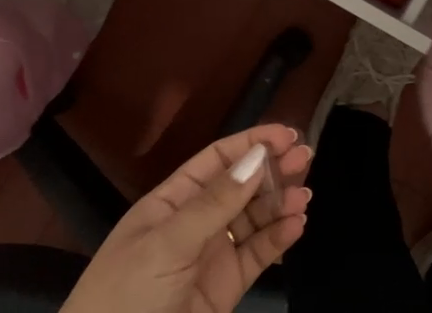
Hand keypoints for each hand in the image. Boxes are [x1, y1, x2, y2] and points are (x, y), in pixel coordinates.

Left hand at [61, 125, 313, 312]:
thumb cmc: (125, 297)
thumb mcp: (165, 246)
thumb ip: (214, 203)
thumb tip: (257, 155)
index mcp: (169, 204)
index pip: (216, 161)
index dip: (251, 143)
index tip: (286, 135)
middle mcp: (193, 224)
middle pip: (241, 186)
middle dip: (273, 169)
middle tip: (305, 158)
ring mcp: (212, 256)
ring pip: (255, 218)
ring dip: (280, 203)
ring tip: (303, 198)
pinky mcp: (227, 287)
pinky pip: (258, 253)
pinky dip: (279, 238)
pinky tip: (296, 226)